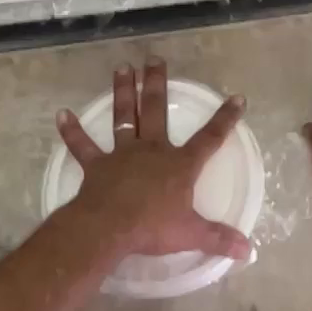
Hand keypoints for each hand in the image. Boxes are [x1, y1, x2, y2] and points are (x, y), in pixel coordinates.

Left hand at [54, 58, 251, 260]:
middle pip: (158, 110)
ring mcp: (122, 154)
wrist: (109, 228)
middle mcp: (153, 150)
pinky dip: (72, 131)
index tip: (237, 98)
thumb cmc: (153, 227)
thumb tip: (249, 251)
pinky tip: (62, 114)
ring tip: (123, 68)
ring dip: (123, 92)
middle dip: (158, 84)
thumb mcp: (192, 234)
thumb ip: (220, 238)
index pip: (210, 138)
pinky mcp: (97, 166)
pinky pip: (82, 146)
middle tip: (155, 59)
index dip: (226, 118)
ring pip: (125, 117)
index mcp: (180, 164)